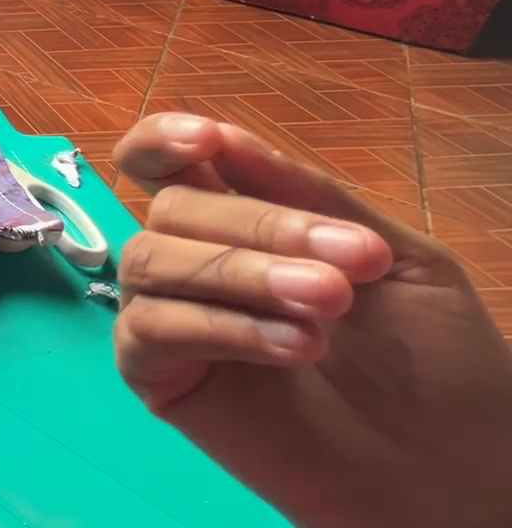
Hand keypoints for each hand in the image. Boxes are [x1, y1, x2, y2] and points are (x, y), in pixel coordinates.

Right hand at [112, 113, 511, 527]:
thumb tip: (219, 134)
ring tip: (326, 309)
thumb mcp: (398, 259)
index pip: (155, 162)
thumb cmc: (432, 361)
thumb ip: (309, 195)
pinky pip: (151, 325)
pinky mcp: (148, 364)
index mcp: (225, 221)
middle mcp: (180, 255)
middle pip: (168, 208)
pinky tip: (293, 346)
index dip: (160, 141)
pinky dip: (220, 326)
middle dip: (255, 229)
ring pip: (149, 259)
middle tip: (348, 272)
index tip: (204, 141)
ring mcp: (157, 308)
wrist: (457, 472)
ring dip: (238, 275)